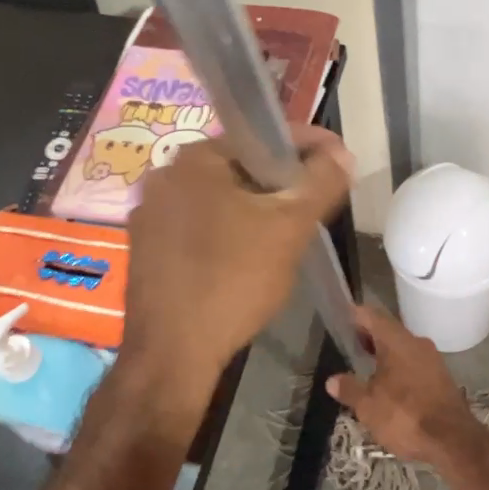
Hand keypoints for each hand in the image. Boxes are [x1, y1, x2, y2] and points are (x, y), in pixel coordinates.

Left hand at [120, 124, 353, 400]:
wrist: (172, 353)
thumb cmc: (232, 279)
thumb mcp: (290, 227)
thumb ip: (321, 183)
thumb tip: (342, 153)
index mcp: (194, 158)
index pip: (262, 136)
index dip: (309, 145)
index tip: (341, 160)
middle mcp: (164, 176)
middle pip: (240, 166)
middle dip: (282, 180)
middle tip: (318, 199)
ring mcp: (150, 215)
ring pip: (219, 198)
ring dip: (256, 208)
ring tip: (290, 229)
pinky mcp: (147, 250)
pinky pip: (199, 226)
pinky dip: (229, 231)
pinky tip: (250, 256)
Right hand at [326, 305, 482, 465]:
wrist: (453, 441)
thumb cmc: (404, 415)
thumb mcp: (368, 406)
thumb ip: (349, 389)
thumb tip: (332, 380)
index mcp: (397, 341)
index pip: (372, 316)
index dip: (355, 316)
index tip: (342, 319)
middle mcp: (417, 343)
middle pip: (389, 331)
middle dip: (370, 337)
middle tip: (352, 347)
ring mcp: (434, 360)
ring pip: (404, 349)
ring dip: (387, 355)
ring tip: (369, 369)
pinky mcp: (443, 379)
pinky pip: (416, 365)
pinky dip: (401, 369)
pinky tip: (392, 388)